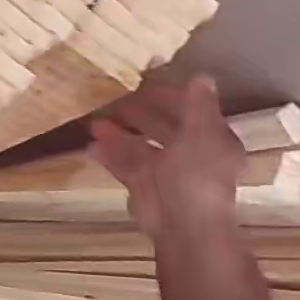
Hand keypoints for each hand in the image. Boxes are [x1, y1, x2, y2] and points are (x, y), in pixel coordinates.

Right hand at [89, 75, 244, 236]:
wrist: (182, 224)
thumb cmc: (196, 175)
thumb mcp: (201, 134)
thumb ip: (198, 105)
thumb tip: (201, 76)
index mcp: (209, 139)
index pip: (190, 110)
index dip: (170, 95)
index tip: (144, 82)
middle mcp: (188, 153)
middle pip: (161, 127)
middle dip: (138, 114)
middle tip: (113, 99)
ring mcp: (164, 171)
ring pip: (138, 146)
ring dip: (118, 134)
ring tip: (94, 123)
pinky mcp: (143, 186)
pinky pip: (124, 166)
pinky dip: (109, 157)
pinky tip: (90, 148)